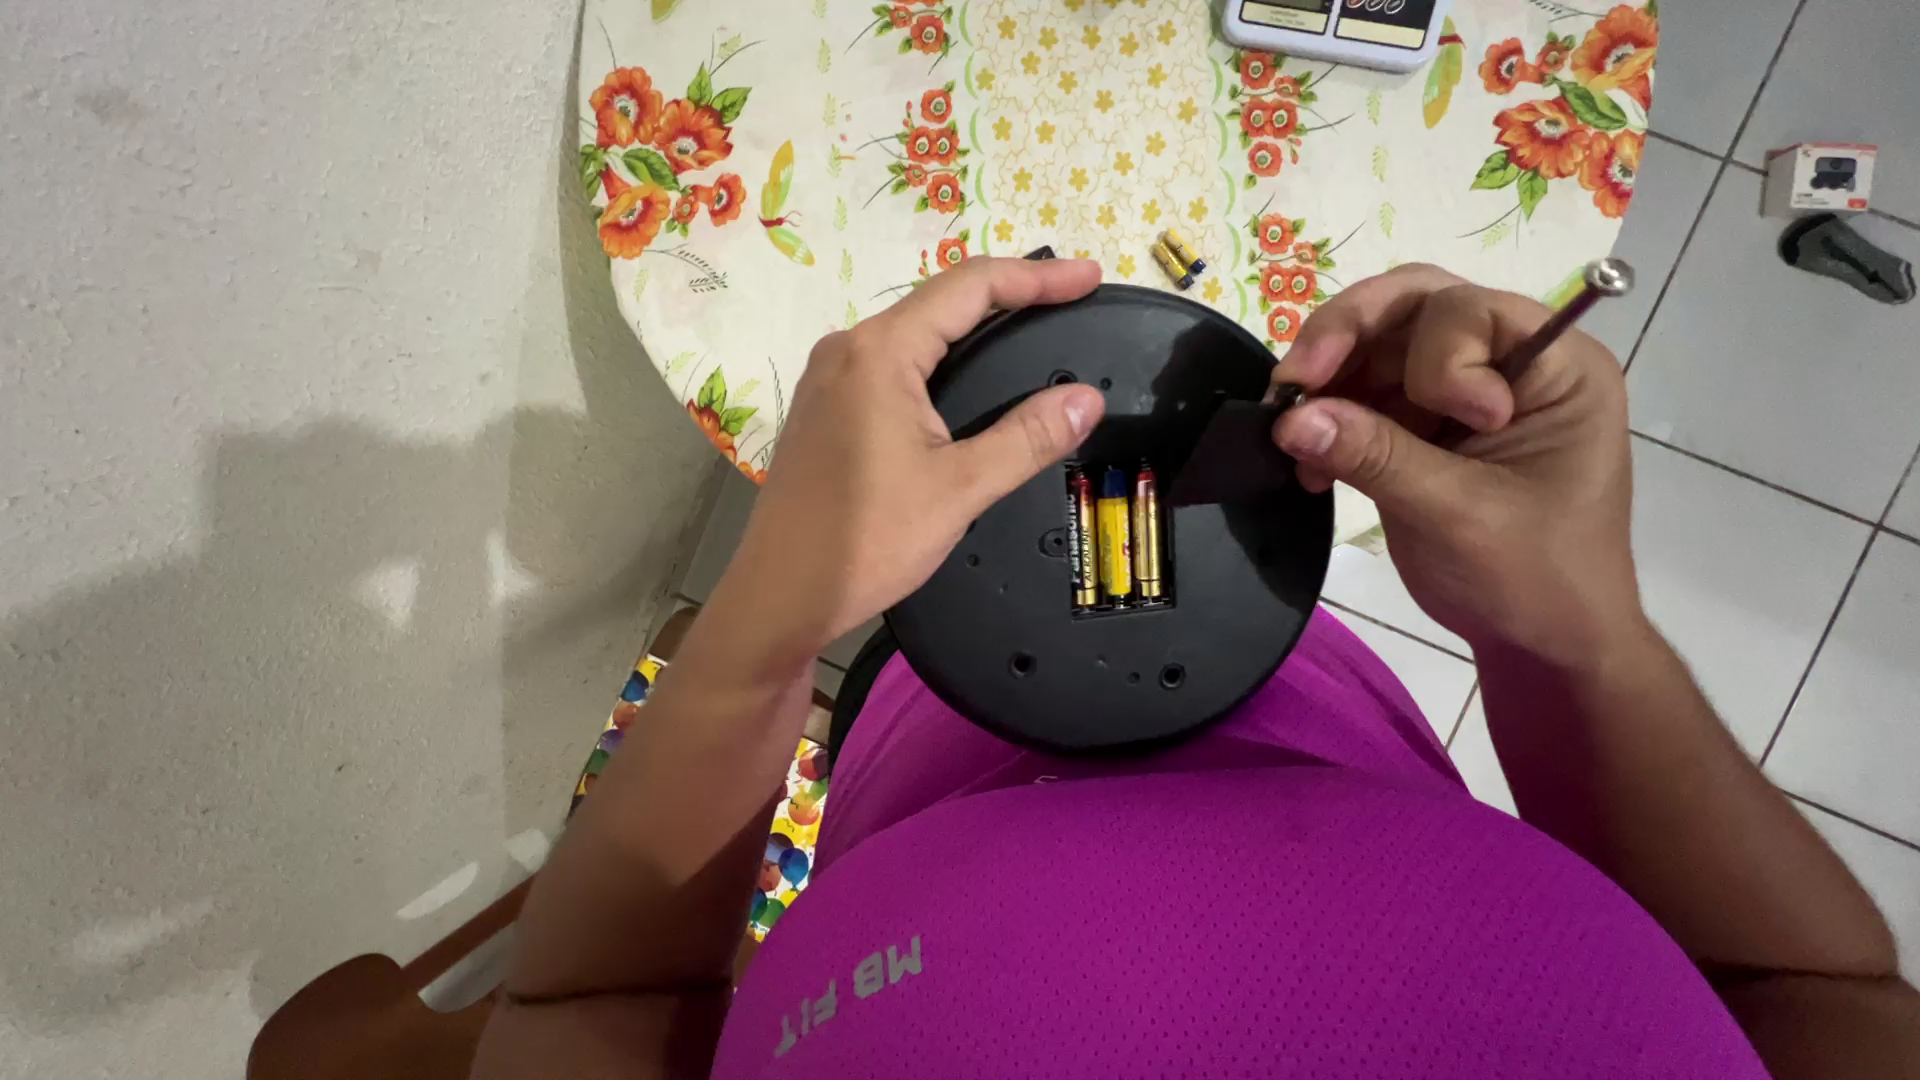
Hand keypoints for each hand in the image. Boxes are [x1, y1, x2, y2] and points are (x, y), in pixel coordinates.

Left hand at [709, 257, 1106, 663]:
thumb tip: (1088, 398)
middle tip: (1066, 301)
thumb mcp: (959, 488)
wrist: (782, 594)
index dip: (1036, 277)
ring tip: (1027, 332)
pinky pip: (889, 366)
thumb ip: (1026, 438)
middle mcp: (847, 350)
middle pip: (938, 302)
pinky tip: (962, 382)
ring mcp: (828, 379)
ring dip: (969, 328)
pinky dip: (936, 361)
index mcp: (879, 352)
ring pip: (911, 334)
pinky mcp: (824, 410)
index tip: (1088, 276)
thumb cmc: (867, 540)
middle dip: (1006, 296)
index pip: (969, 287)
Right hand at [1270, 264, 1644, 667]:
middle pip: (1408, 309)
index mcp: (1552, 365)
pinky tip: (1308, 470)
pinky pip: (1351, 402)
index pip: (1469, 311)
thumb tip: (1288, 418)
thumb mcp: (1458, 512)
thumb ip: (1376, 457)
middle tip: (1294, 379)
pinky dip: (1319, 426)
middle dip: (1344, 336)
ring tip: (1290, 432)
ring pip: (1367, 352)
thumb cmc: (1532, 576)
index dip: (1434, 355)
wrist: (1536, 640)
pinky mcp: (1410, 431)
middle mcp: (1499, 364)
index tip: (1449, 422)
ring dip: (1321, 385)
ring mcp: (1448, 397)